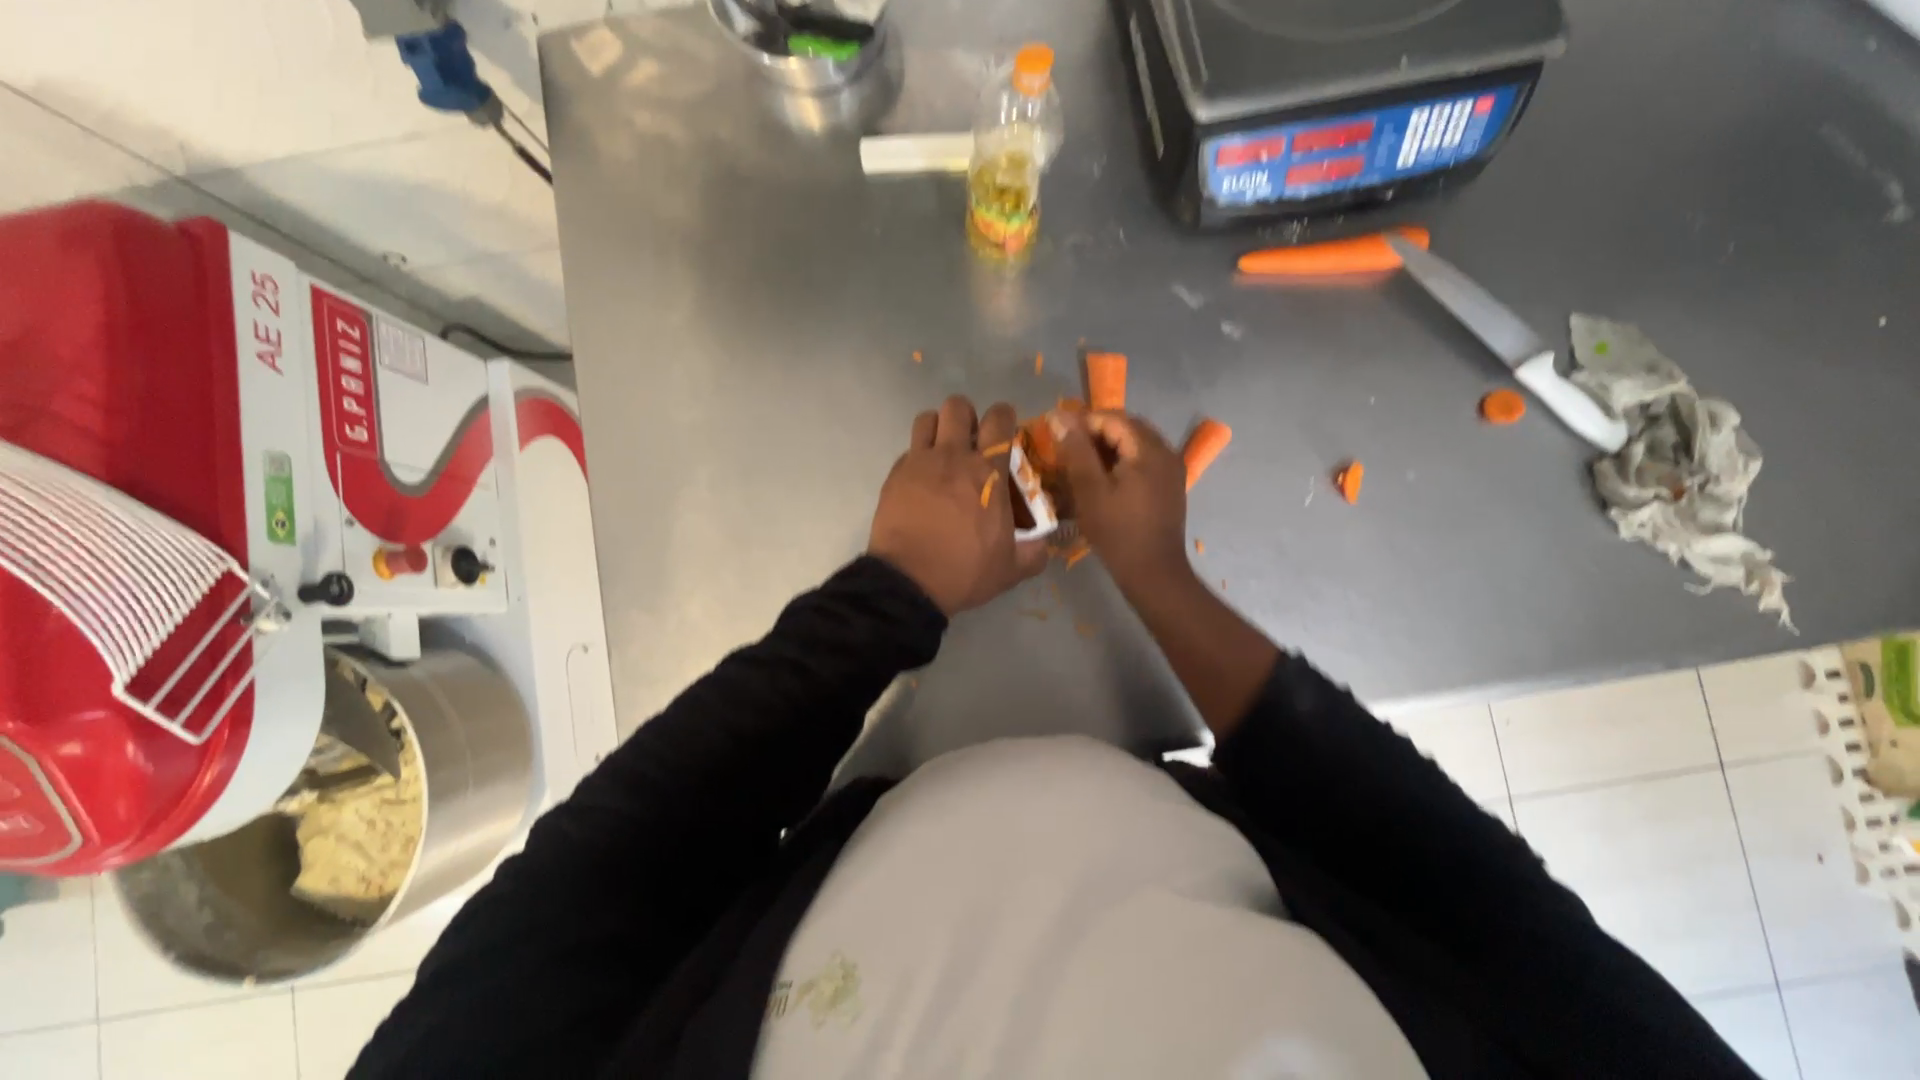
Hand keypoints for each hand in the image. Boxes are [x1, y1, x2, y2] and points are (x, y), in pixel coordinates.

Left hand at [868, 396, 1048, 614]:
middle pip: (958, 406)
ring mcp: (919, 463)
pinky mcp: (895, 475)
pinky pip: (908, 450)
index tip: (1005, 433)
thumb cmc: (965, 571)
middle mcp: (953, 456)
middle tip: (971, 441)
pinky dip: (918, 457)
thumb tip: (1043, 542)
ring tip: (943, 451)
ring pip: (927, 419)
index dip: (1004, 418)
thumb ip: (1034, 551)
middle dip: (967, 418)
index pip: (999, 419)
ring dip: (938, 428)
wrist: (909, 582)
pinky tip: (922, 480)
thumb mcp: (1012, 569)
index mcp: (988, 472)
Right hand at [1050, 410, 1192, 595]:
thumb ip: (1075, 450)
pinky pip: (1144, 460)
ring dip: (1108, 447)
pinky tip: (1104, 478)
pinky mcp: (1170, 485)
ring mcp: (1172, 469)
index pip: (1112, 418)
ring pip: (1135, 443)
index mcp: (1148, 449)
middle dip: (1095, 433)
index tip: (1057, 436)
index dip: (1083, 422)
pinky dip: (1123, 460)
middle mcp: (1166, 452)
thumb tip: (1058, 416)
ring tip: (1081, 463)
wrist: (1153, 572)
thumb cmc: (1117, 532)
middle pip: (1127, 427)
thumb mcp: (1090, 490)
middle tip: (1067, 449)